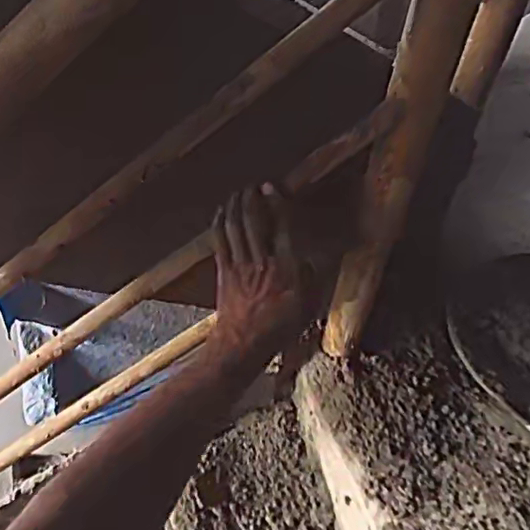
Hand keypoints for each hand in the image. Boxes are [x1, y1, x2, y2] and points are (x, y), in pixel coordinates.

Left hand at [210, 184, 312, 356]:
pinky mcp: (223, 271)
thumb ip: (309, 276)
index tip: (273, 187)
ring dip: (235, 206)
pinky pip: (219, 240)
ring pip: (236, 227)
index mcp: (286, 269)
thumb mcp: (307, 305)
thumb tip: (308, 255)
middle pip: (254, 221)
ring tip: (238, 193)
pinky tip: (220, 212)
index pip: (283, 227)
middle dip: (252, 199)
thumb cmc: (279, 328)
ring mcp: (239, 266)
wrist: (243, 344)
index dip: (277, 203)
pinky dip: (219, 223)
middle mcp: (262, 262)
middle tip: (252, 185)